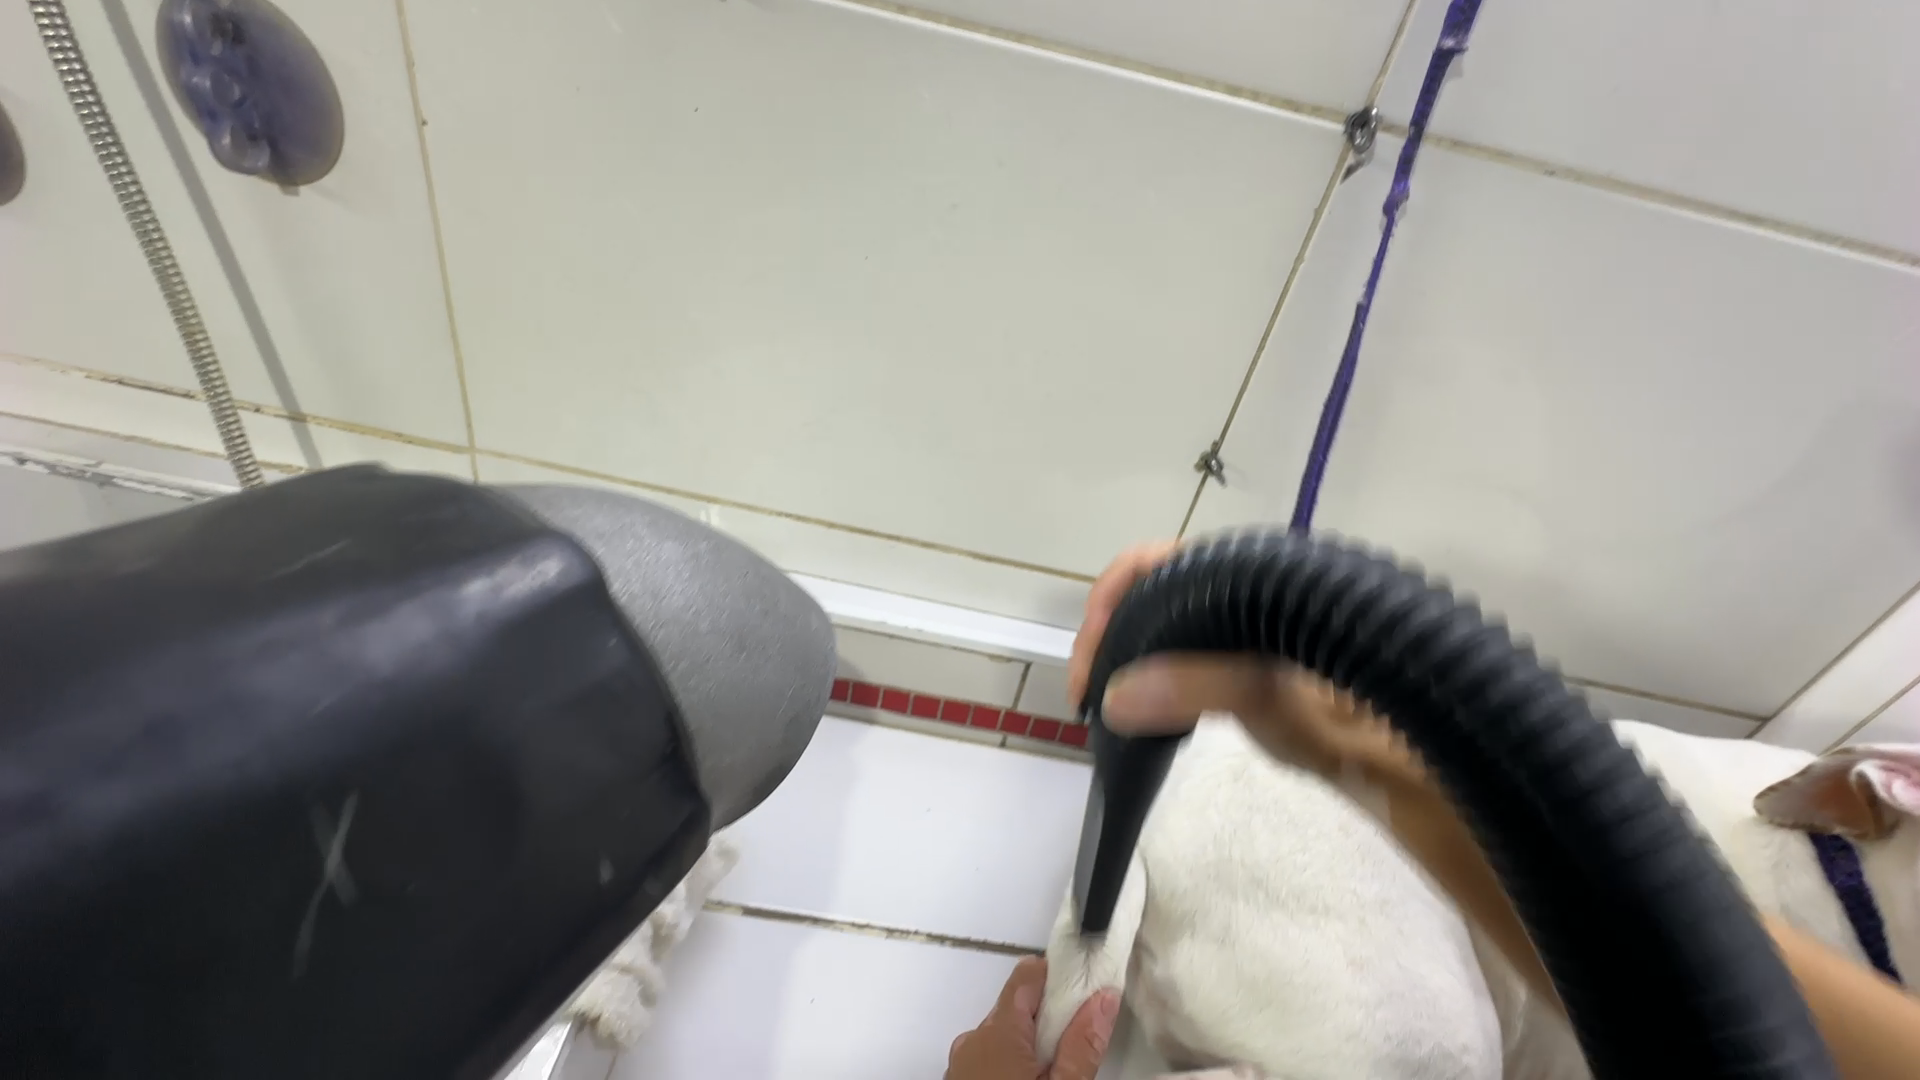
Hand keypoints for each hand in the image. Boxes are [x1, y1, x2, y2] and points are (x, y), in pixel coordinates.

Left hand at [946, 957, 1118, 1079]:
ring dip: (1031, 1045)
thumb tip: (1104, 995)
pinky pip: (989, 1057)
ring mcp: (962, 1062)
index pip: (1028, 973)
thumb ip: (1082, 1043)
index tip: (1086, 992)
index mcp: (999, 1031)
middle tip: (1077, 1047)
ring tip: (1056, 1077)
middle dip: (1049, 1019)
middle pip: (1017, 1006)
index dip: (1059, 977)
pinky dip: (1011, 1064)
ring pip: (1004, 1035)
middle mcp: (974, 1037)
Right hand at [1066, 541, 1421, 784]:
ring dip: (1119, 653)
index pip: (1156, 561)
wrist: (1400, 772)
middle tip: (1084, 687)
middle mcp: (1235, 593)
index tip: (1093, 652)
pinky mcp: (1233, 665)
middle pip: (1145, 592)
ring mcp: (1233, 630)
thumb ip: (1200, 687)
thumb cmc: (1352, 730)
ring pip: (1154, 624)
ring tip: (1095, 697)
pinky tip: (1129, 702)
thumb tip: (1111, 697)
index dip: (1113, 596)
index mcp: (1247, 579)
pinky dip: (1140, 672)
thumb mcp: (1277, 700)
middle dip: (1106, 631)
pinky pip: (1169, 654)